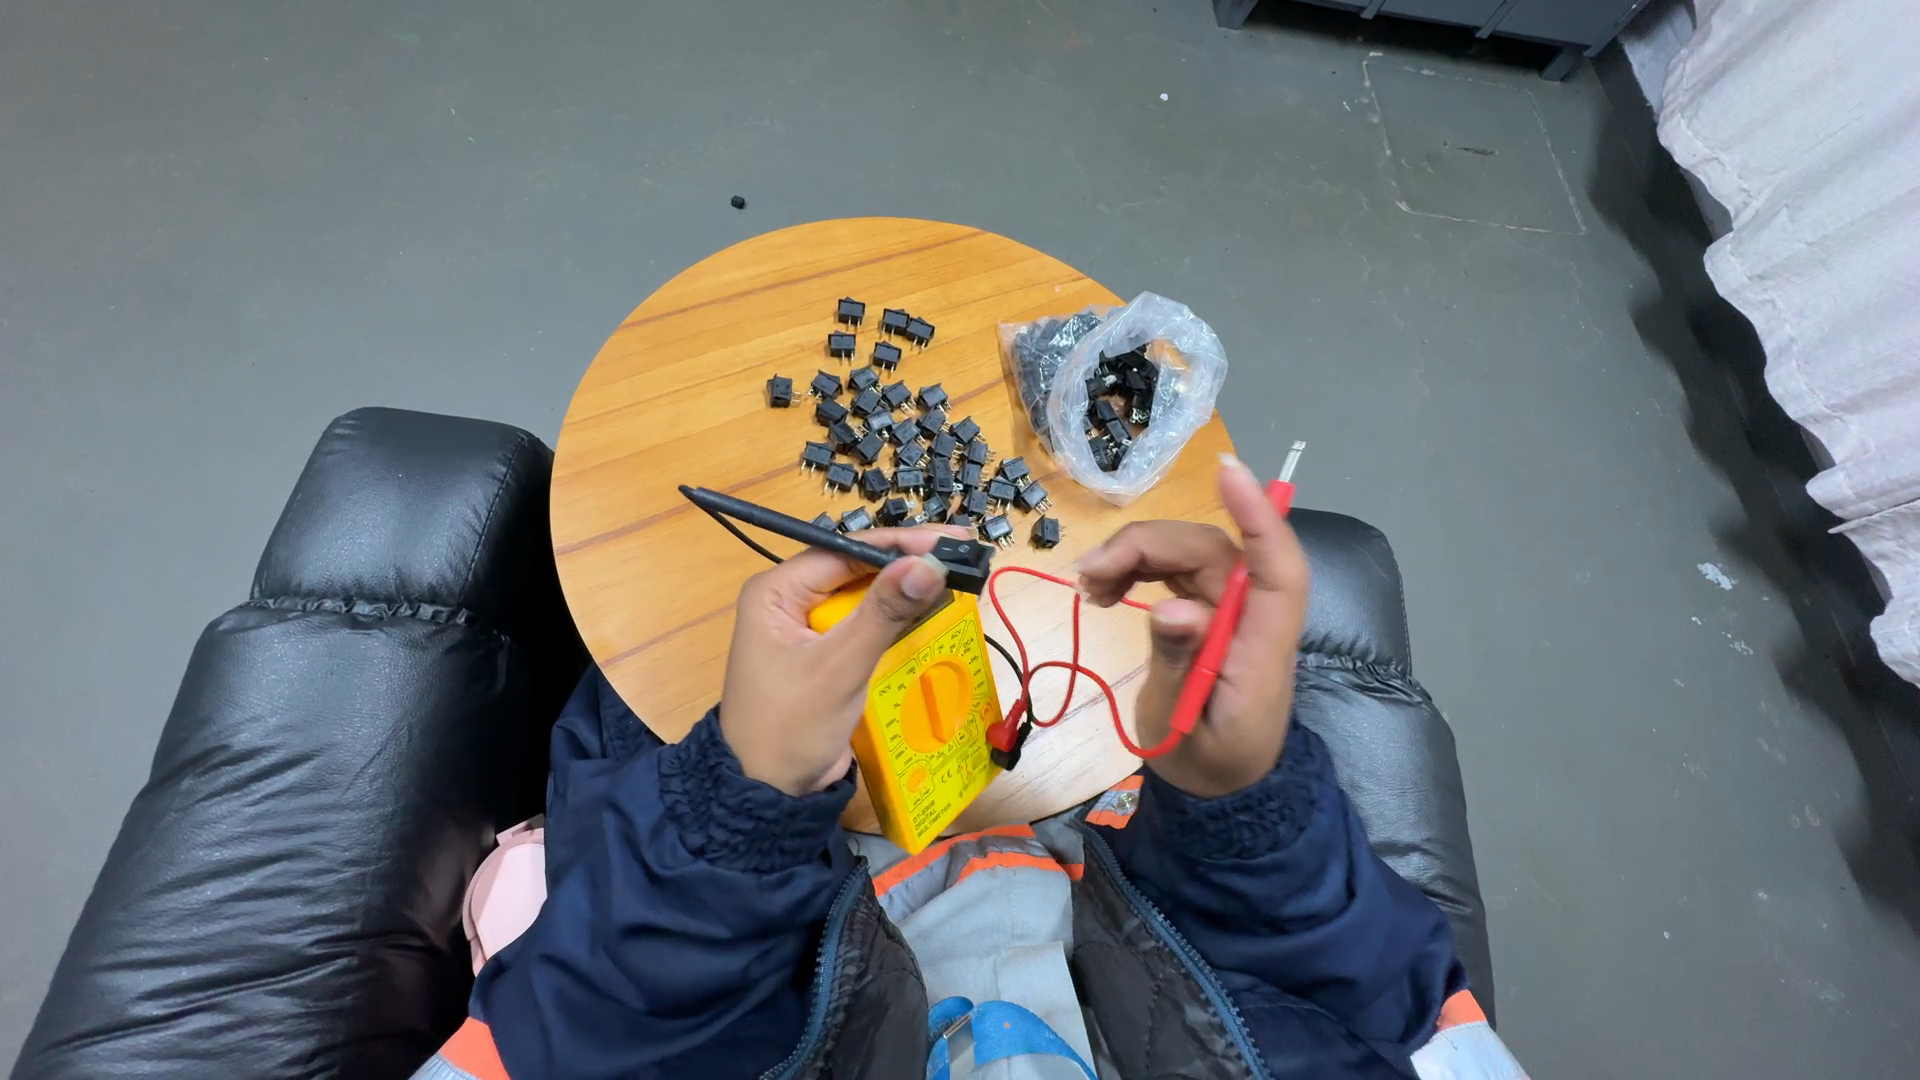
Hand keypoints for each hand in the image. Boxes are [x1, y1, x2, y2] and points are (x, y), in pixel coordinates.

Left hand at [720, 525, 968, 794]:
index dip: (898, 544)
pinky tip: (932, 613)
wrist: (769, 796)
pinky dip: (898, 622)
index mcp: (776, 592)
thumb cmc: (790, 727)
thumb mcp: (839, 667)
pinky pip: (867, 627)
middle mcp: (791, 602)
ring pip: (866, 598)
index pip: (844, 551)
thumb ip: (884, 613)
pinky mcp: (828, 655)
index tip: (947, 542)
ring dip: (906, 592)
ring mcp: (810, 629)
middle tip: (960, 557)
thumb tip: (928, 564)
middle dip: (906, 565)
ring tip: (955, 578)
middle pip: (857, 570)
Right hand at [1076, 455, 1310, 796]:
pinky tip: (1104, 588)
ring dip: (1134, 553)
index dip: (1257, 517)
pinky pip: (1171, 568)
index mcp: (1261, 646)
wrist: (1216, 785)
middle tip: (1088, 573)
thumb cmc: (1207, 762)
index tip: (1226, 474)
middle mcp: (1248, 615)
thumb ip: (1180, 665)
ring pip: (1186, 550)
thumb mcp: (1184, 727)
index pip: (1276, 569)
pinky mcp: (1202, 608)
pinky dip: (1134, 567)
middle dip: (1147, 545)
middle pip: (1209, 549)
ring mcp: (1225, 609)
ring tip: (1088, 583)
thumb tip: (1172, 608)